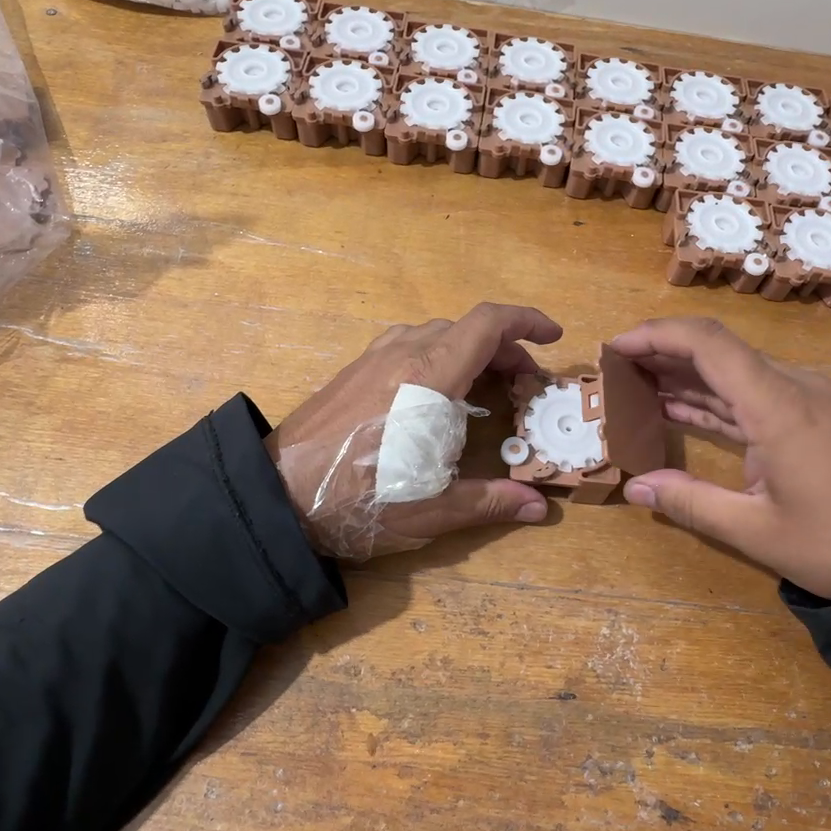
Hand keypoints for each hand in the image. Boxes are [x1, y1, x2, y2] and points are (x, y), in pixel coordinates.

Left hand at [267, 303, 562, 560]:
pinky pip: (407, 345)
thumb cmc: (358, 500)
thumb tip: (538, 508)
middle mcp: (402, 354)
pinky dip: (437, 356)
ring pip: (435, 334)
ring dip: (469, 351)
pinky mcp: (354, 370)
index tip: (553, 337)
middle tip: (523, 385)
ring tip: (485, 387)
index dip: (527, 321)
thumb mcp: (430, 509)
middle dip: (505, 348)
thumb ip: (489, 501)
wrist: (276, 497)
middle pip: (465, 329)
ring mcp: (374, 358)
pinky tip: (436, 395)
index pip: (487, 324)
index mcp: (429, 377)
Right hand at [610, 318, 830, 599]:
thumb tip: (634, 487)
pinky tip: (678, 409)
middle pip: (720, 351)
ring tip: (635, 385)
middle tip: (615, 369)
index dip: (657, 335)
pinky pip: (755, 396)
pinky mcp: (816, 419)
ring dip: (686, 376)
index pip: (709, 343)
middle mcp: (794, 388)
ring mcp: (809, 401)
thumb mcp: (755, 531)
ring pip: (736, 373)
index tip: (615, 347)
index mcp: (778, 405)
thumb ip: (690, 503)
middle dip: (663, 354)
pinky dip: (715, 400)